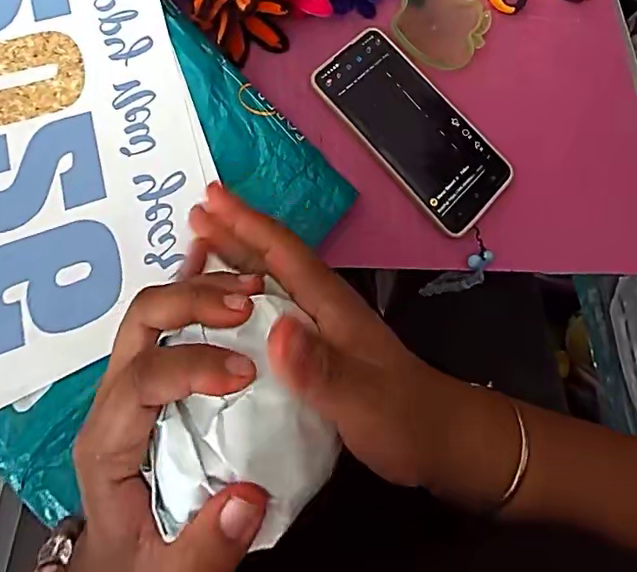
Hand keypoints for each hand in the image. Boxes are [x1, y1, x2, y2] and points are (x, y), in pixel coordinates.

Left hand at [69, 258, 271, 571]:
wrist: (117, 561)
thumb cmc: (138, 561)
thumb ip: (202, 549)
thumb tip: (249, 498)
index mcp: (108, 442)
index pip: (141, 379)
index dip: (192, 365)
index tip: (244, 372)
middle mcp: (114, 397)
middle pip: (141, 321)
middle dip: (195, 302)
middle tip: (248, 304)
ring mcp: (131, 376)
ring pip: (154, 308)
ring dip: (204, 287)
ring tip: (255, 286)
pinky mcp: (152, 369)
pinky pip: (168, 314)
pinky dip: (193, 280)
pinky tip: (217, 257)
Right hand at [187, 184, 518, 505]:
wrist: (439, 438)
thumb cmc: (402, 415)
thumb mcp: (361, 397)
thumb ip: (321, 368)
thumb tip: (279, 328)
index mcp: (330, 303)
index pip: (283, 252)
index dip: (246, 223)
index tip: (212, 198)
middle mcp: (323, 305)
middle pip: (274, 257)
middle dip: (235, 231)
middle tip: (197, 213)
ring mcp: (322, 325)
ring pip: (272, 279)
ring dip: (238, 257)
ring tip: (203, 247)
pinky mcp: (319, 348)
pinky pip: (273, 308)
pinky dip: (247, 295)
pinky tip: (231, 307)